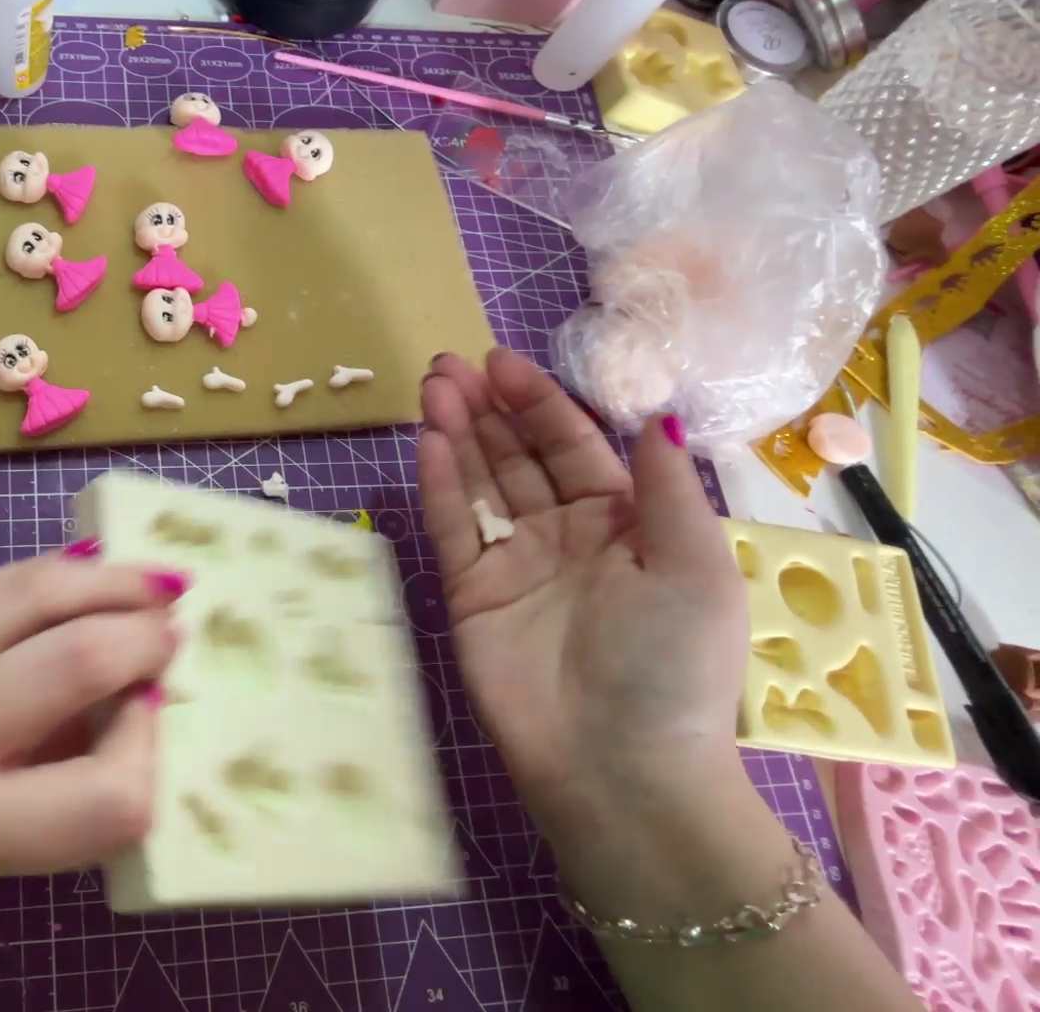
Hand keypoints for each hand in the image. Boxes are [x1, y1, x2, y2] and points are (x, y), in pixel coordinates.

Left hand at [0, 548, 184, 953]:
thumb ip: (51, 783)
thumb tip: (132, 703)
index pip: (111, 794)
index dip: (151, 755)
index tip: (148, 723)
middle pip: (83, 660)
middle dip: (148, 638)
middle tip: (172, 628)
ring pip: (36, 588)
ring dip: (109, 580)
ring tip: (147, 581)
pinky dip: (43, 581)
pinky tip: (68, 581)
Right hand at [417, 349, 749, 828]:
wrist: (613, 761)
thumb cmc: (668, 663)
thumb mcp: (695, 569)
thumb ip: (667, 490)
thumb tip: (657, 415)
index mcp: (623, 523)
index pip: (573, 446)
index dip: (538, 402)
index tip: (501, 361)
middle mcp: (562, 533)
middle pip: (517, 455)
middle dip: (486, 407)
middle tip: (449, 364)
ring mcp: (511, 560)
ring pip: (479, 482)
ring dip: (456, 433)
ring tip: (431, 387)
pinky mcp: (469, 589)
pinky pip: (452, 525)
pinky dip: (439, 483)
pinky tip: (427, 442)